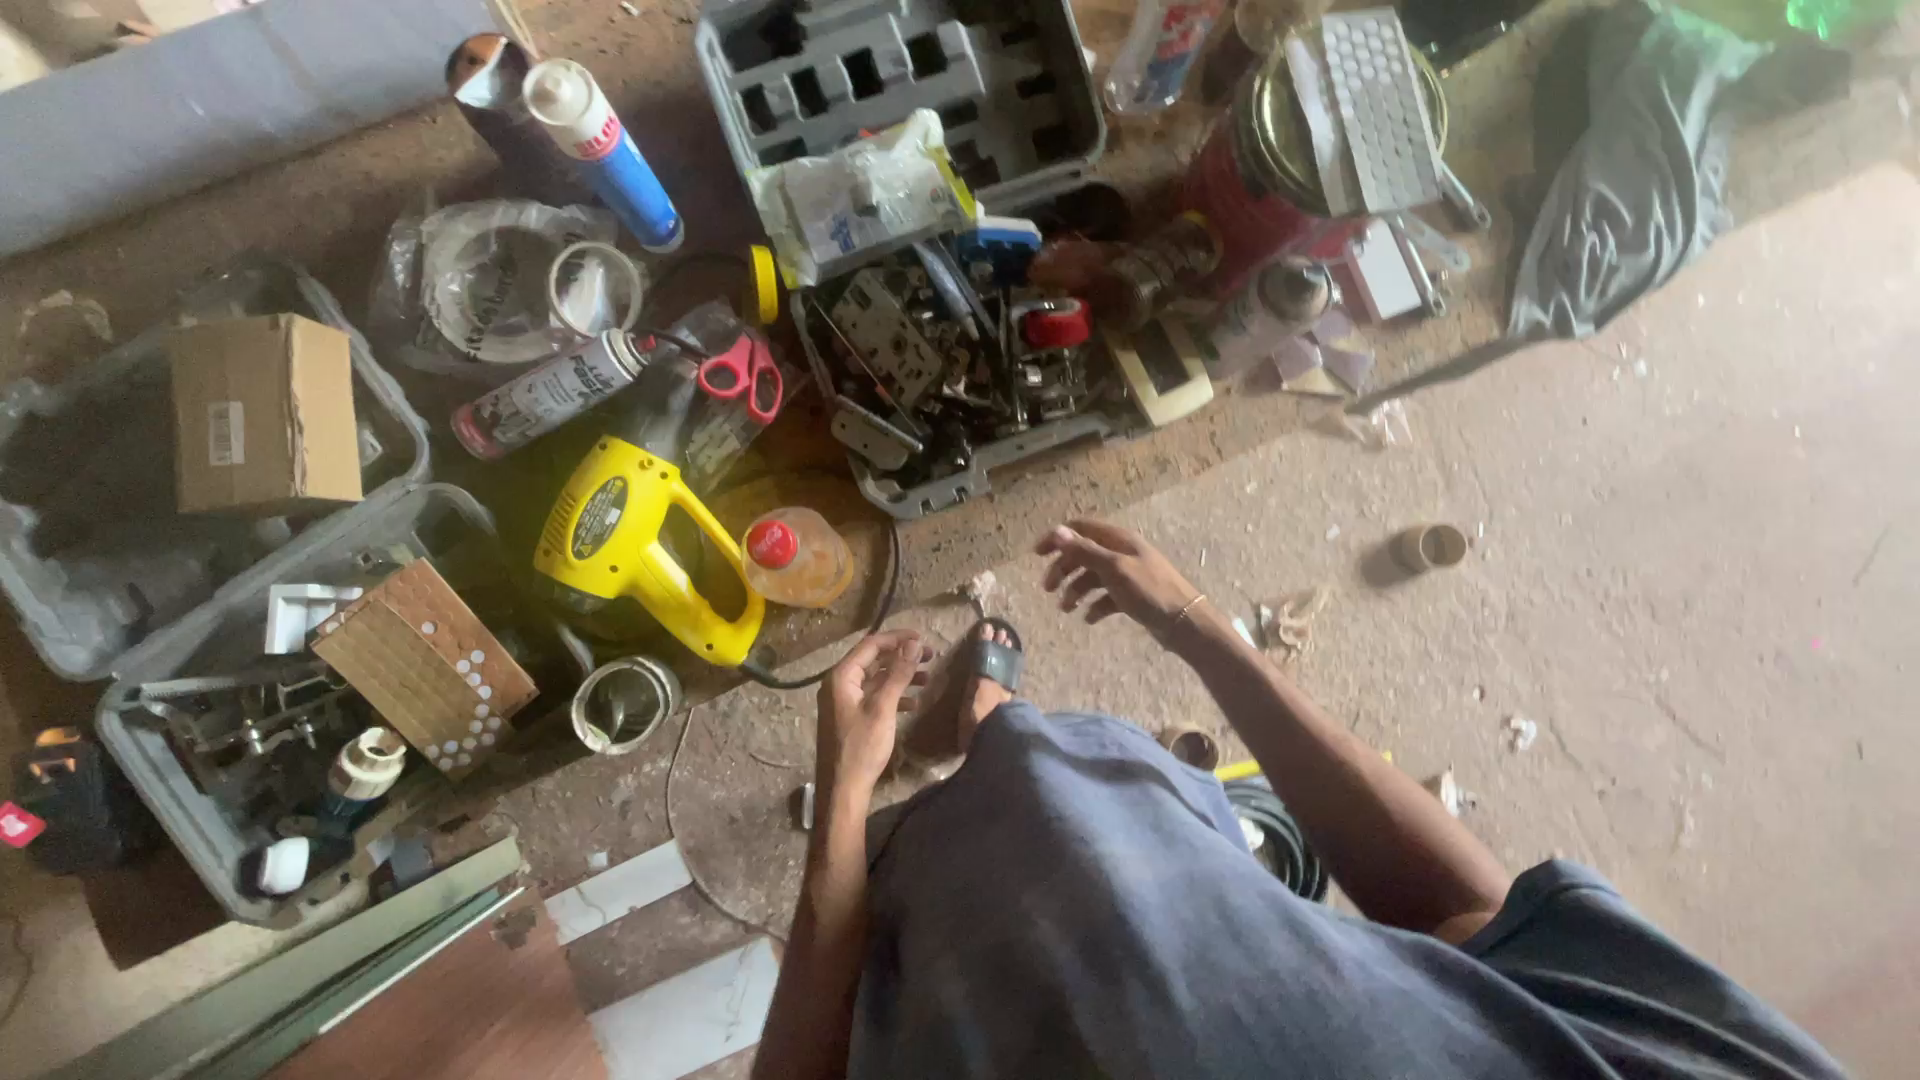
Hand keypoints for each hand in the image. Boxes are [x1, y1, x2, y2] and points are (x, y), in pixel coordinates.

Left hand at [817, 629, 929, 796]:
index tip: (923, 638)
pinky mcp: (850, 717)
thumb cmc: (862, 747)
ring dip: (900, 676)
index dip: (897, 638)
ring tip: (927, 677)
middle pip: (873, 660)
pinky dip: (893, 695)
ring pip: (876, 679)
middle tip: (930, 656)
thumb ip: (898, 674)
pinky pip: (874, 697)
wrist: (843, 789)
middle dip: (902, 657)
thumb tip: (913, 644)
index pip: (871, 645)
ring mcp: (844, 701)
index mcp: (841, 677)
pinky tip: (913, 703)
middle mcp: (839, 684)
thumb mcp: (883, 708)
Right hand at [1035, 520, 1201, 635]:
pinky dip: (1094, 605)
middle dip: (1063, 569)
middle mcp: (1121, 553)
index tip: (1036, 555)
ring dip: (1075, 590)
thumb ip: (1085, 550)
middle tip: (1047, 590)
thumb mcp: (1114, 569)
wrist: (1184, 622)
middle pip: (1083, 554)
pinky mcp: (1132, 596)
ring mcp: (1127, 574)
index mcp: (1118, 540)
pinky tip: (1090, 618)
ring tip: (1067, 609)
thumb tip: (1057, 531)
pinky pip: (1106, 597)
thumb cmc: (1149, 592)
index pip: (1080, 528)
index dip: (1057, 538)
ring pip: (1092, 577)